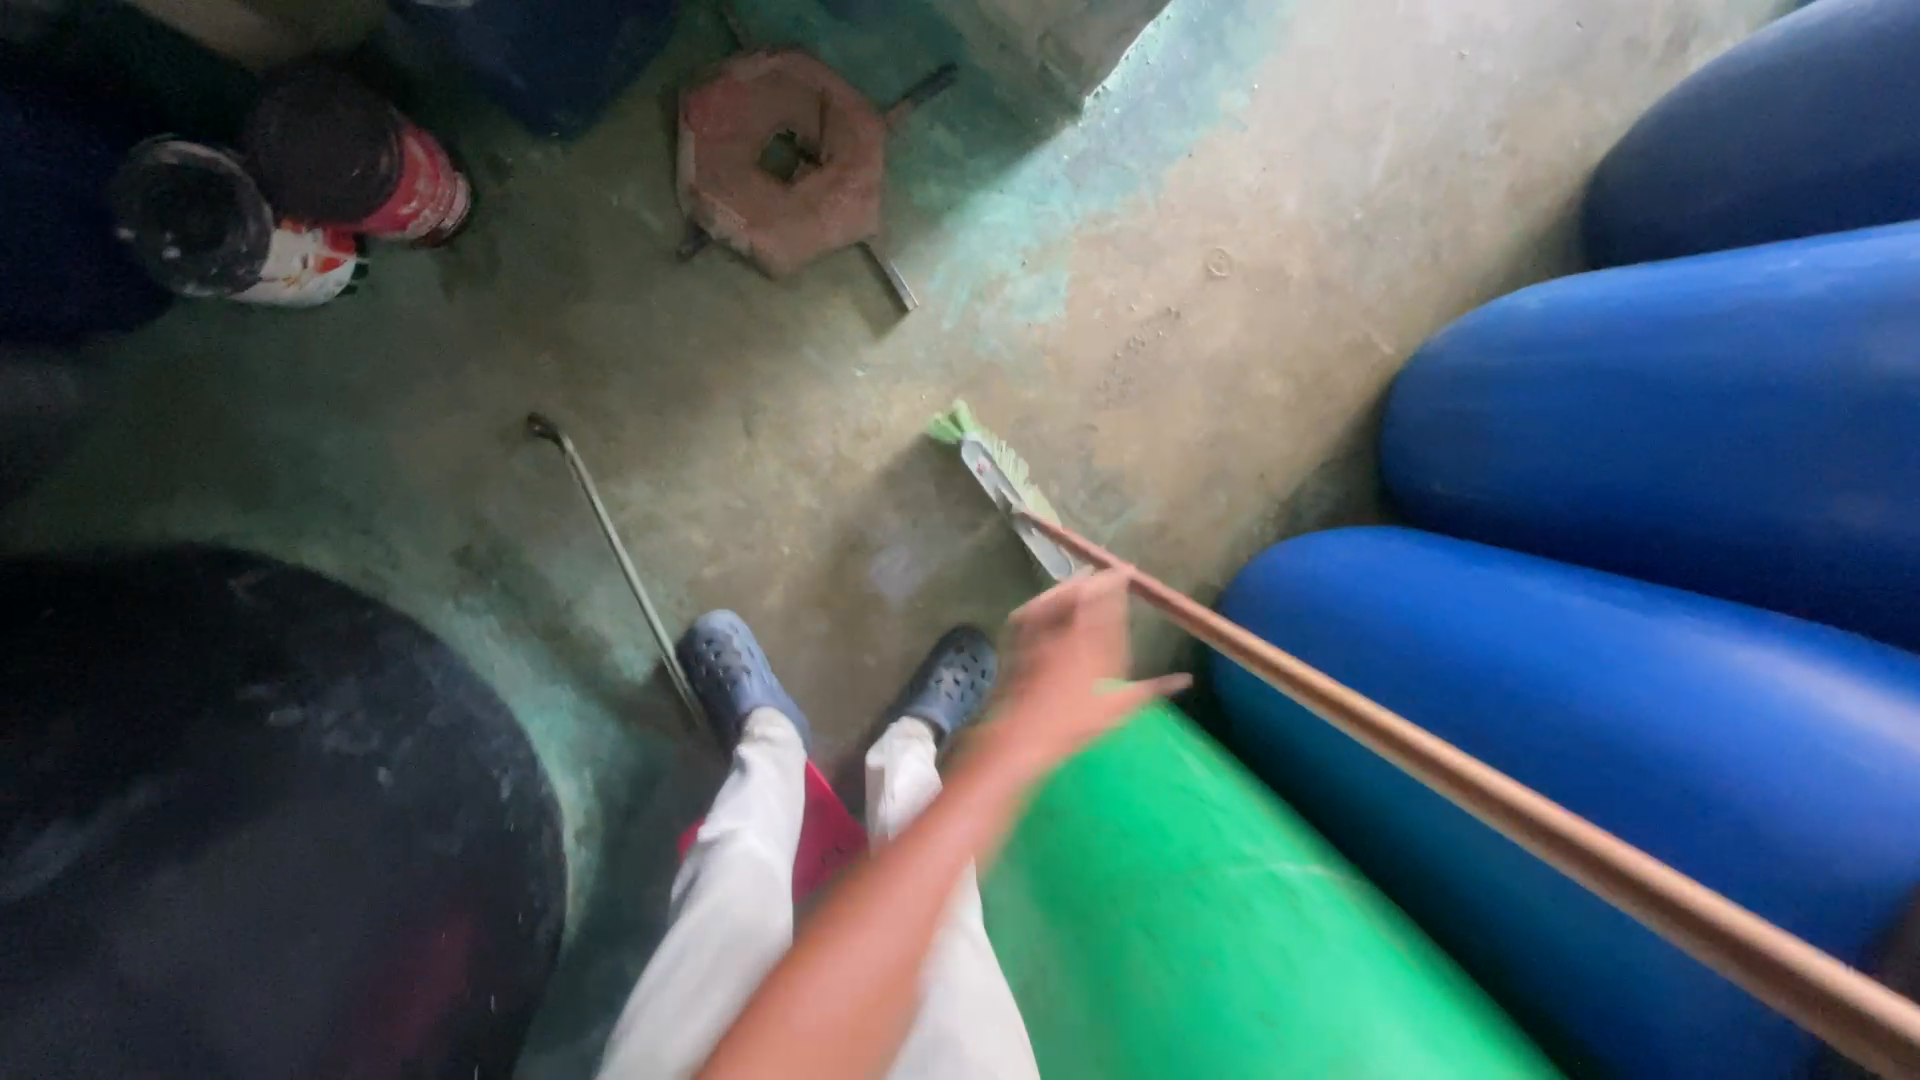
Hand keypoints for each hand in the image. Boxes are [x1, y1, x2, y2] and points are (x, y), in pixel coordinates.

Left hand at [973, 569, 1191, 777]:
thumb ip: (1153, 688)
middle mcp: (1064, 625)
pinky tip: (1050, 600)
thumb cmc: (1074, 722)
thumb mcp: (1118, 707)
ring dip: (1073, 584)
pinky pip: (1033, 606)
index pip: (1107, 597)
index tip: (1127, 572)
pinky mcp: (1015, 635)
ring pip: (1057, 594)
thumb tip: (1186, 679)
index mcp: (1091, 637)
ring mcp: (1036, 627)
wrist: (1021, 732)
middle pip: (1082, 590)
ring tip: (1084, 579)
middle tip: (1107, 573)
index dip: (1117, 580)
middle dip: (1097, 578)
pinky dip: (1047, 598)